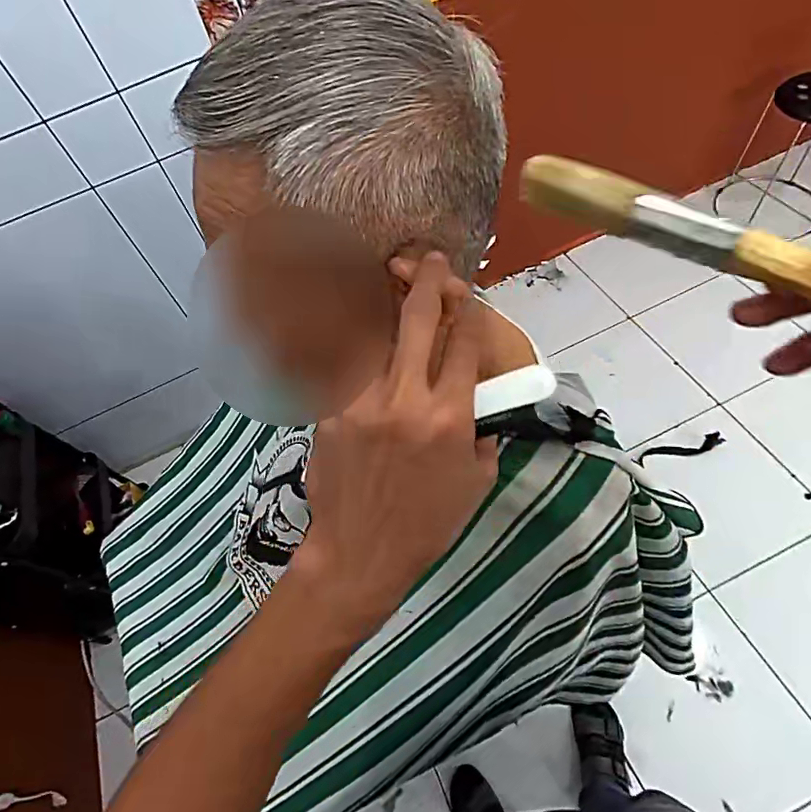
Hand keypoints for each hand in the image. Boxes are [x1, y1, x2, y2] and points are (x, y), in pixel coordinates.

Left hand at [291, 252, 499, 639]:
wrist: (360, 550)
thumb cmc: (425, 524)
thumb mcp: (474, 483)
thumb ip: (481, 436)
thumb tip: (476, 407)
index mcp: (449, 417)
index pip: (465, 346)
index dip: (470, 313)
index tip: (470, 297)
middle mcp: (406, 398)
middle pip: (420, 321)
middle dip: (432, 282)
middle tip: (434, 260)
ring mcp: (362, 400)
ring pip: (374, 332)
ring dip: (385, 302)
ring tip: (391, 278)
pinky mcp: (330, 409)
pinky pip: (345, 363)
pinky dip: (355, 340)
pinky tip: (357, 326)